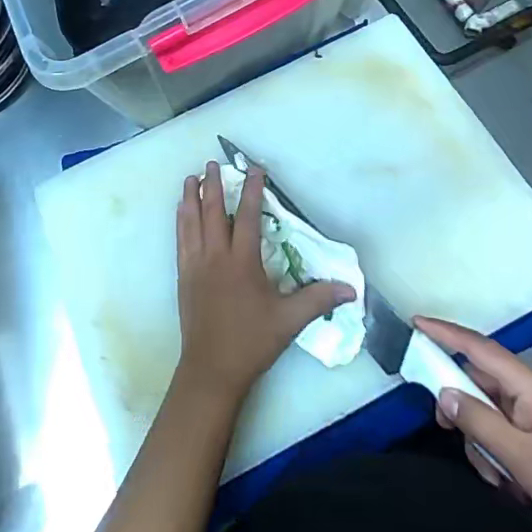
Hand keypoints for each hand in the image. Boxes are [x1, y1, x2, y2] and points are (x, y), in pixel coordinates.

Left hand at [175, 162, 354, 402]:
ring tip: (191, 176)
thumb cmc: (251, 342)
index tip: (253, 170)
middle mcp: (215, 256)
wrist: (212, 368)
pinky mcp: (183, 274)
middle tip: (213, 163)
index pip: (247, 217)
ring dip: (191, 196)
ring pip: (191, 221)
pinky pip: (180, 238)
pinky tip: (181, 209)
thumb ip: (317, 299)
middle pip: (213, 211)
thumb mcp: (289, 321)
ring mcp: (196, 264)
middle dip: (213, 185)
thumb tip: (350, 288)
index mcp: (242, 262)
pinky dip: (181, 219)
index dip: (252, 191)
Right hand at [418, 318, 531, 531]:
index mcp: (529, 385)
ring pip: (493, 414)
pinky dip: (502, 454)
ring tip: (499, 477)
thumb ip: (476, 420)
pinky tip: (512, 482)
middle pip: (481, 384)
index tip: (414, 322)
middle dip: (463, 411)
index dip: (444, 331)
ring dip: (485, 443)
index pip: (478, 347)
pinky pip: (510, 433)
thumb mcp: (520, 455)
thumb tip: (443, 392)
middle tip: (450, 433)